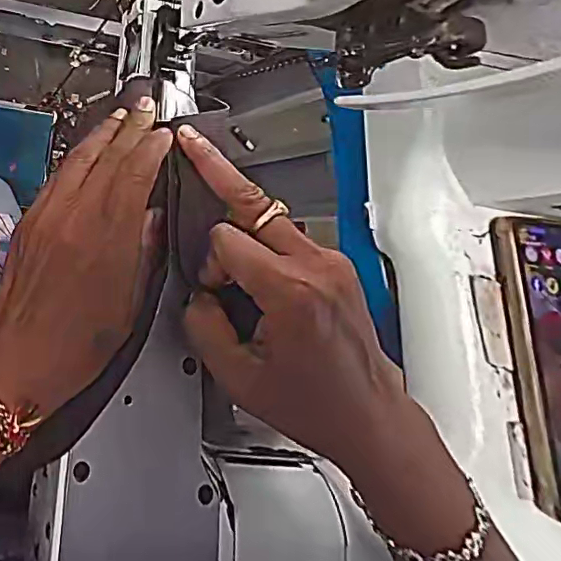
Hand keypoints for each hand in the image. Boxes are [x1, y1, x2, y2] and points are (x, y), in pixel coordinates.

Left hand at [0, 95, 172, 416]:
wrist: (17, 358)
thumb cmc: (73, 344)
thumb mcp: (128, 304)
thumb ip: (144, 253)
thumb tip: (152, 220)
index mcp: (106, 240)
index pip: (133, 174)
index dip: (151, 148)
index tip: (164, 135)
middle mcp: (74, 219)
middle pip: (106, 157)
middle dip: (130, 127)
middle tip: (145, 108)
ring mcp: (47, 216)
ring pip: (78, 158)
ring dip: (102, 133)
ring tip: (120, 117)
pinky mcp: (30, 220)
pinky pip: (58, 175)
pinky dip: (77, 155)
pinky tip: (87, 149)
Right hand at [175, 125, 419, 475]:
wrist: (370, 417)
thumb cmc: (317, 405)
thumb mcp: (238, 377)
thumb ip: (203, 324)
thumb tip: (199, 293)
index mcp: (292, 291)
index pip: (227, 238)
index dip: (209, 263)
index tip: (213, 290)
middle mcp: (317, 265)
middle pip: (253, 200)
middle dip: (216, 174)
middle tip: (191, 144)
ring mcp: (332, 261)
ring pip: (271, 216)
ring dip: (242, 228)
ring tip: (228, 251)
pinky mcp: (337, 264)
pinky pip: (289, 237)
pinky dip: (264, 245)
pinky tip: (257, 273)